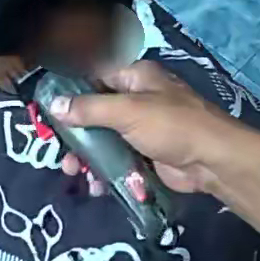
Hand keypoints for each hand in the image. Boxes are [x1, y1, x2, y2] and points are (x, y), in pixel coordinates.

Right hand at [51, 61, 243, 193]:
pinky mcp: (145, 152)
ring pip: (104, 138)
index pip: (94, 75)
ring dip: (87, 156)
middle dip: (75, 134)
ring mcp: (141, 127)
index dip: (69, 90)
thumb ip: (89, 108)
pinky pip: (117, 158)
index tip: (47, 108)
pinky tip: (96, 185)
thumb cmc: (171, 126)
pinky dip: (105, 170)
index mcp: (135, 77)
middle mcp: (137, 98)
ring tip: (74, 173)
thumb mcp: (127, 111)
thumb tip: (54, 104)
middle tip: (59, 152)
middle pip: (95, 111)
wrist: (212, 161)